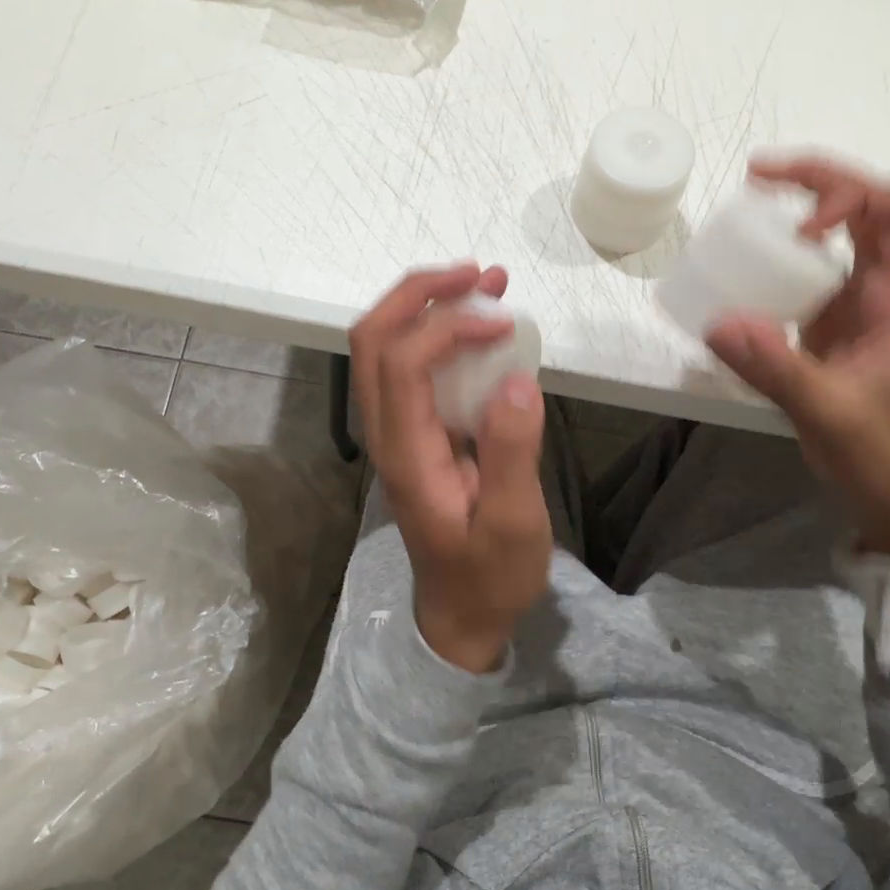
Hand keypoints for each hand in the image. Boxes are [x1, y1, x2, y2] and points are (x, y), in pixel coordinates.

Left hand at [350, 263, 552, 672]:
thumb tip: (517, 378)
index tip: (503, 323)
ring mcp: (396, 432)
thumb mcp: (511, 523)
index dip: (447, 326)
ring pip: (385, 347)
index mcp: (405, 453)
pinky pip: (411, 368)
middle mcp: (388, 433)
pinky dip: (439, 334)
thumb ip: (511, 453)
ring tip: (486, 282)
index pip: (402, 361)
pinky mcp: (415, 435)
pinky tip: (481, 326)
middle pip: (372, 338)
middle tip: (478, 274)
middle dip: (419, 293)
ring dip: (427, 306)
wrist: (461, 615)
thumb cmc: (488, 576)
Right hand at [705, 156, 889, 558]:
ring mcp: (863, 312)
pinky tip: (743, 277)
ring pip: (841, 241)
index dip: (855, 197)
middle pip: (871, 208)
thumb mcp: (832, 413)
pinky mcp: (837, 334)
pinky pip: (811, 282)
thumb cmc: (888, 456)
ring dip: (799, 216)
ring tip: (746, 211)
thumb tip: (718, 322)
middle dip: (819, 182)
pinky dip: (780, 268)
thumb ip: (777, 368)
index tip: (802, 228)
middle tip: (756, 177)